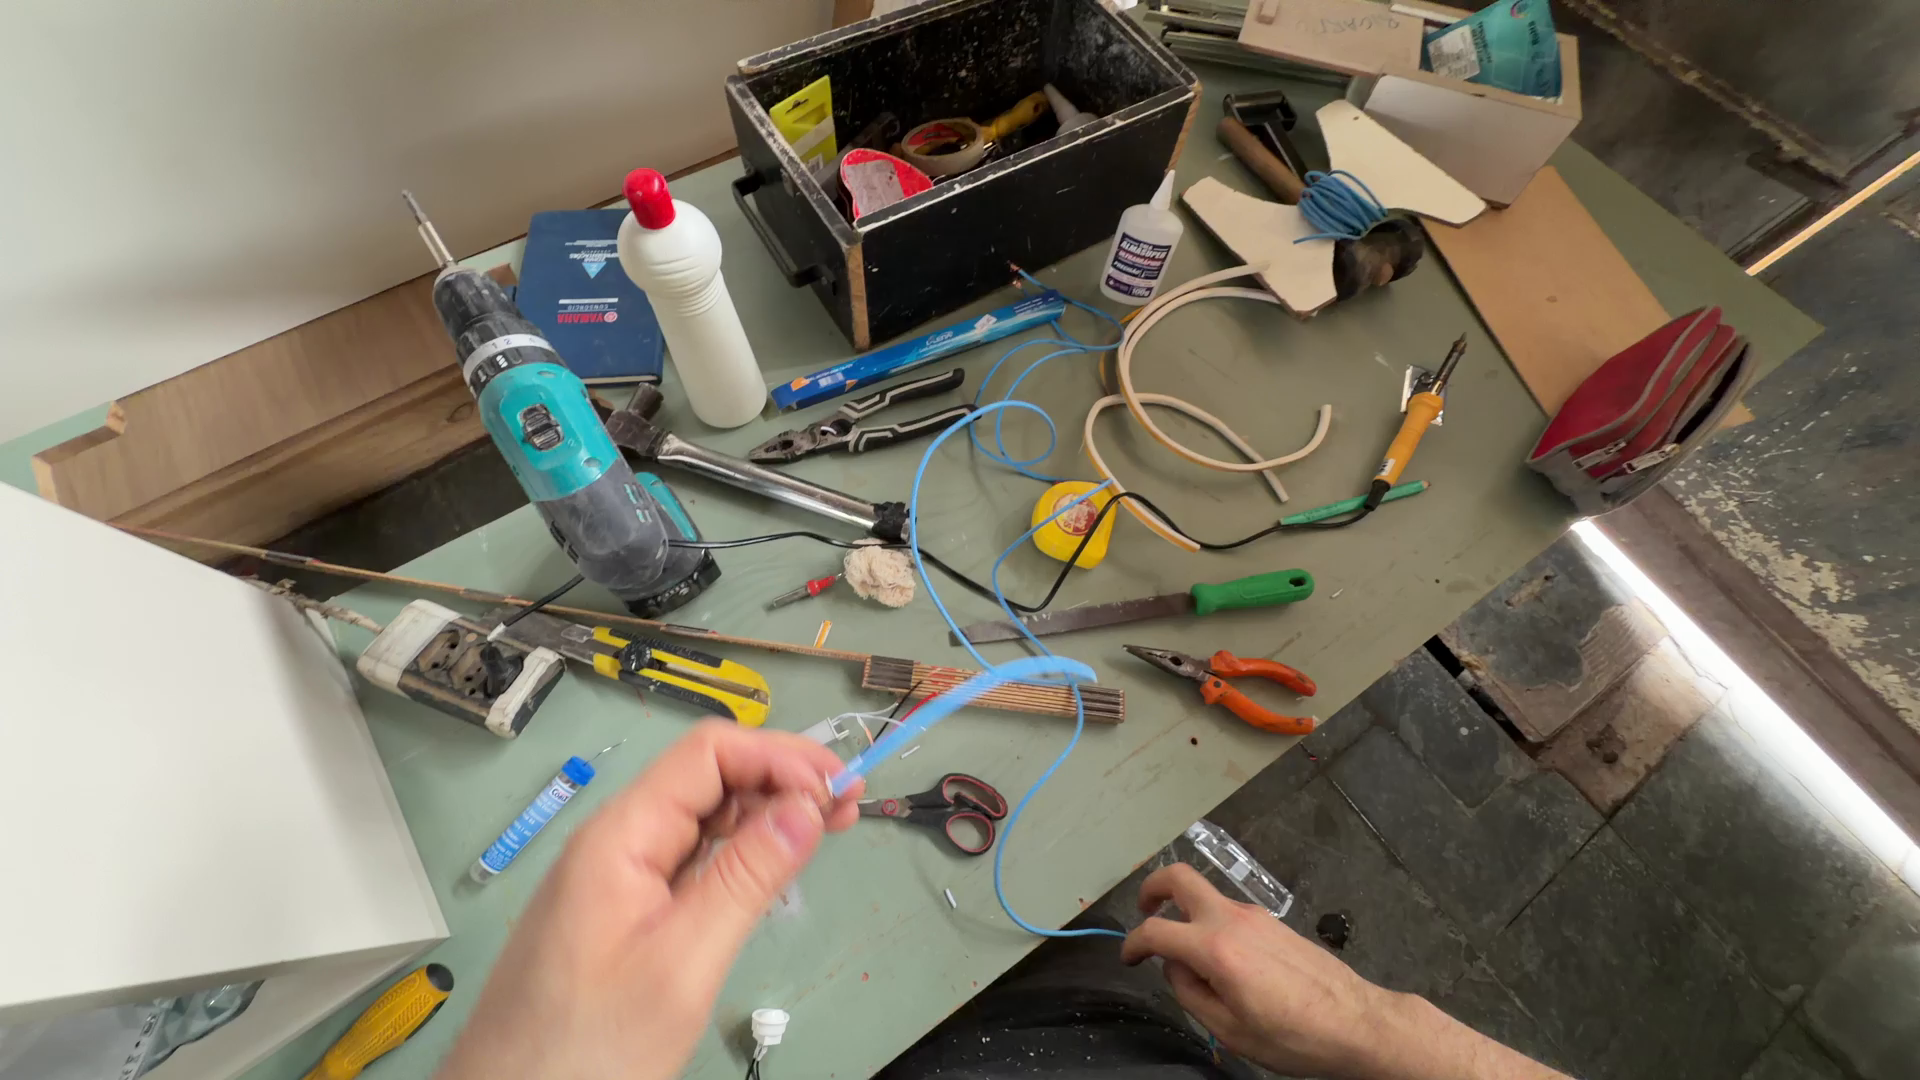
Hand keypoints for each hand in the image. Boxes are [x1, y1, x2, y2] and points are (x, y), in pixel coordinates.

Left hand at [436, 721, 862, 1079]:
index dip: (778, 757)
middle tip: (848, 801)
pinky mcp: (630, 902)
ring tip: (830, 822)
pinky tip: (778, 856)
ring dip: (770, 808)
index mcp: (623, 833)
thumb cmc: (590, 1050)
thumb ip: (748, 877)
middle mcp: (622, 836)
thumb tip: (811, 804)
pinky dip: (745, 845)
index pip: (709, 753)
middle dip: (782, 776)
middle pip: (710, 774)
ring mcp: (623, 870)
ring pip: (707, 811)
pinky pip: (696, 851)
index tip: (835, 788)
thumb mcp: (683, 964)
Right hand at [1120, 864, 1402, 1079]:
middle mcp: (1230, 918)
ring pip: (1205, 894)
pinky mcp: (1270, 920)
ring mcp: (1253, 914)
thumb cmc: (1294, 1035)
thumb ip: (1191, 994)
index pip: (1157, 932)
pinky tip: (1223, 960)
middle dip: (1152, 887)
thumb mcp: (1232, 1030)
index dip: (1133, 943)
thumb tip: (1175, 968)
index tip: (1127, 956)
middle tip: (1144, 911)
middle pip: (1179, 877)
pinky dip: (1211, 923)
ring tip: (1190, 956)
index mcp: (1216, 948)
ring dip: (1185, 910)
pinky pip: (1228, 910)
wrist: (1359, 1023)